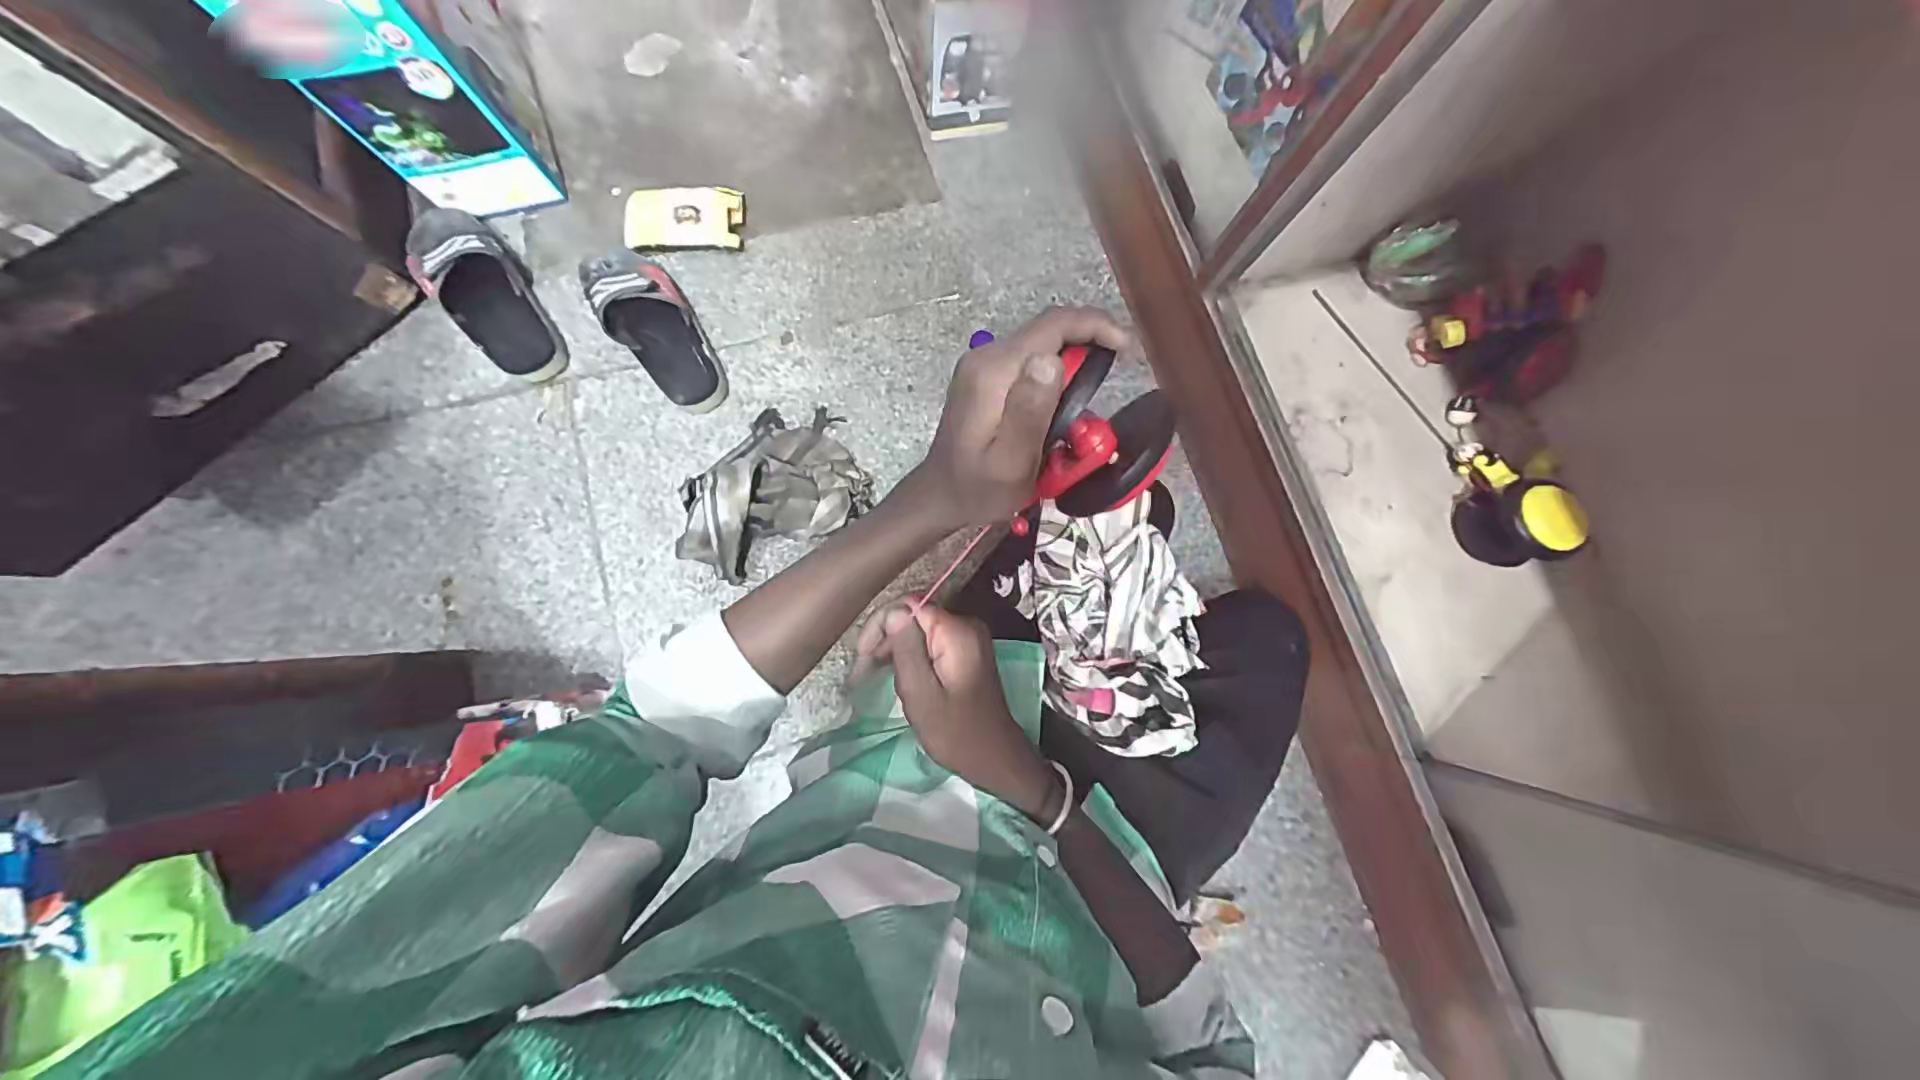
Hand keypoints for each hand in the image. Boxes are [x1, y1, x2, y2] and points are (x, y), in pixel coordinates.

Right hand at [863, 603, 1065, 824]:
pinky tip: (906, 680)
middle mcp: (966, 626)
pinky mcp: (967, 651)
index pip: (909, 605)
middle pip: (914, 615)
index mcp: (957, 632)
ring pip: (920, 630)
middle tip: (867, 672)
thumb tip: (894, 613)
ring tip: (889, 682)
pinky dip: (914, 657)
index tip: (864, 656)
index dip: (882, 625)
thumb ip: (906, 650)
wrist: (994, 757)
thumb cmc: (956, 732)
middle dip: (888, 639)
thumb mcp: (921, 694)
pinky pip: (932, 642)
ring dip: (899, 651)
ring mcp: (969, 638)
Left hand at [908, 307, 1130, 529]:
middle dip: (1088, 346)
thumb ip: (1030, 411)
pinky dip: (1056, 377)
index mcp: (993, 372)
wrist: (942, 496)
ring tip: (1088, 403)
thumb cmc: (978, 489)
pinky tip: (1063, 407)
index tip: (1126, 349)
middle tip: (1115, 379)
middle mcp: (986, 358)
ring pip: (1042, 346)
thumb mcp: (1010, 462)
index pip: (1052, 326)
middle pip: (1049, 331)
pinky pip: (1031, 364)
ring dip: (1073, 365)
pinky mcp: (988, 378)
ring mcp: (984, 366)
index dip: (1095, 326)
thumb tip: (1052, 360)